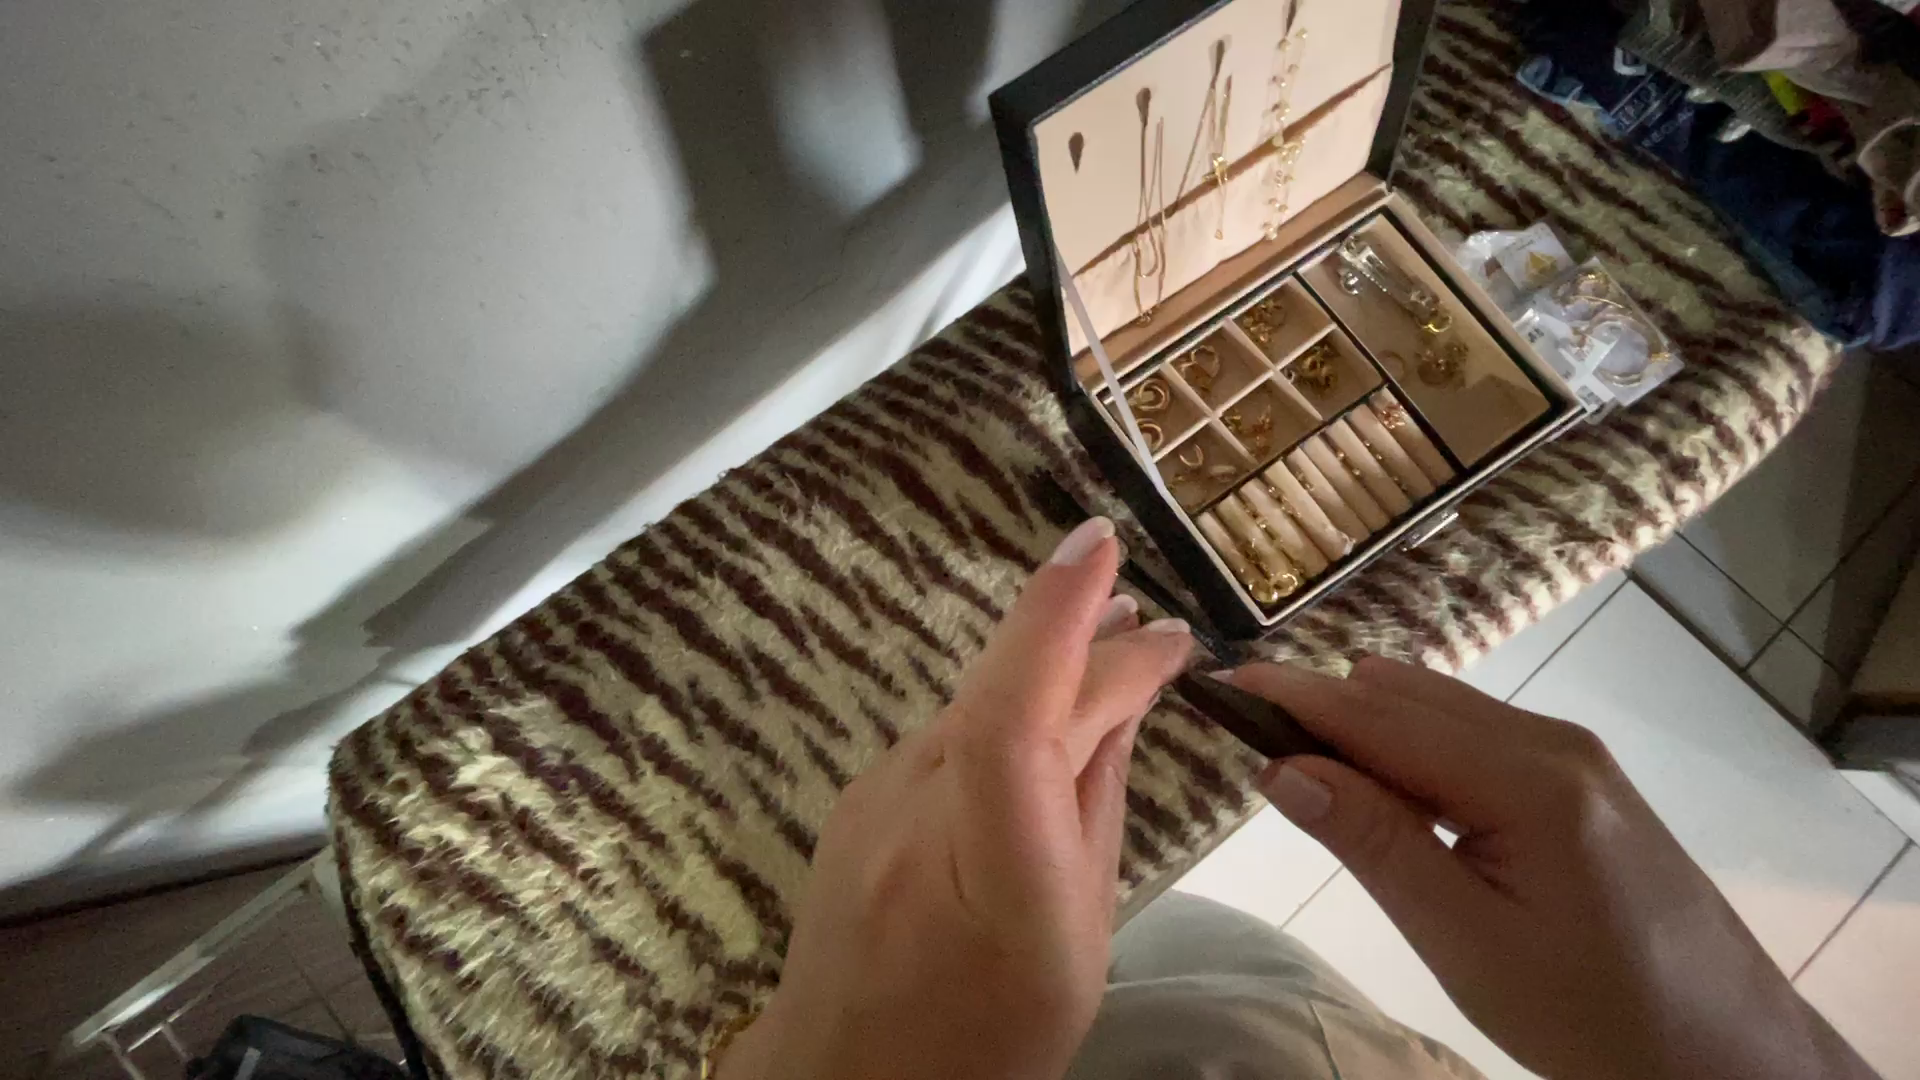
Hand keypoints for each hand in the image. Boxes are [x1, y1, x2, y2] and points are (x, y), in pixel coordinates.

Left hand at [715, 517, 1193, 1079]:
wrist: (847, 1074)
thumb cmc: (989, 1033)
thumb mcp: (1079, 937)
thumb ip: (1096, 807)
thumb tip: (1123, 701)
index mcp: (991, 868)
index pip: (1012, 716)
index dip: (1053, 619)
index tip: (1099, 544)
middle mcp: (916, 811)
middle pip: (1008, 693)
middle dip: (1085, 639)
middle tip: (1153, 622)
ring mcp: (876, 793)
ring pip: (982, 704)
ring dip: (1049, 671)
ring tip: (1115, 638)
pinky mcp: (862, 788)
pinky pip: (954, 731)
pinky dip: (1006, 711)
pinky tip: (1042, 714)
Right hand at [1225, 658, 1875, 1079]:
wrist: (1740, 1067)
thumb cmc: (1595, 1019)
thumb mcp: (1465, 942)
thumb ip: (1370, 841)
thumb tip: (1278, 767)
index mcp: (1527, 780)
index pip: (1376, 715)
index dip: (1290, 695)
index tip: (1220, 683)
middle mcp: (1547, 739)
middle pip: (1397, 692)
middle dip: (1319, 710)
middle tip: (1264, 758)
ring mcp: (1564, 748)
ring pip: (1425, 701)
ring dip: (1358, 726)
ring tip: (1321, 783)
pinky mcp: (1569, 768)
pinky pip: (1457, 725)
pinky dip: (1401, 741)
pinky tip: (1392, 794)